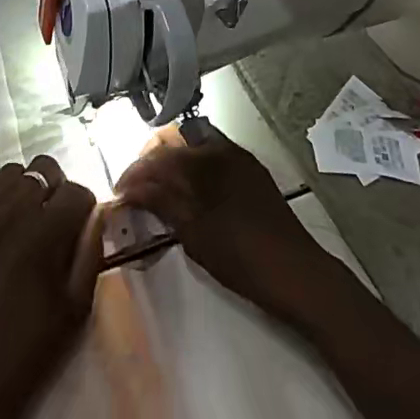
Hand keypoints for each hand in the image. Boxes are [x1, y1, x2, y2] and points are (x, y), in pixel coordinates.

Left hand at [0, 156, 102, 418]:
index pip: (76, 190)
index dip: (85, 205)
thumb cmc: (33, 343)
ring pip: (11, 172)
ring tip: (28, 218)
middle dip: (57, 187)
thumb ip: (89, 252)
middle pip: (42, 169)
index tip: (83, 223)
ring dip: (26, 188)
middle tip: (57, 216)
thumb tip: (96, 214)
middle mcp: (9, 212)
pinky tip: (2, 225)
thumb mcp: (77, 307)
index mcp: (44, 234)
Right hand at [114, 126, 328, 313]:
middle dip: (151, 163)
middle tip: (136, 190)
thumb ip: (160, 202)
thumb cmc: (241, 256)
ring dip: (172, 164)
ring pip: (193, 147)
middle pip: (174, 143)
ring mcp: (240, 159)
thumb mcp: (192, 232)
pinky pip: (212, 158)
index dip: (134, 174)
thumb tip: (129, 188)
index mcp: (206, 159)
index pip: (157, 157)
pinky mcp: (252, 173)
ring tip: (159, 191)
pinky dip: (193, 169)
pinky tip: (188, 192)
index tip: (120, 194)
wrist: (300, 277)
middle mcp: (222, 149)